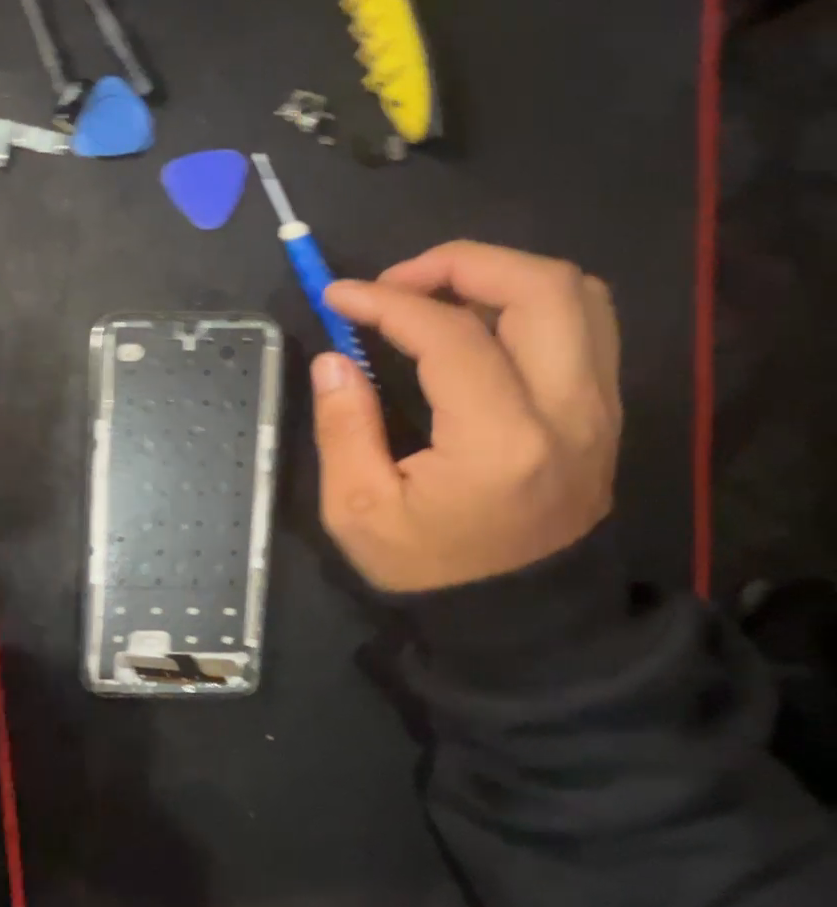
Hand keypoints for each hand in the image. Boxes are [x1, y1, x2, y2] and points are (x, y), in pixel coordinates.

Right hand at [309, 241, 622, 592]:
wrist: (515, 612)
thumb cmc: (426, 566)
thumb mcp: (357, 511)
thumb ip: (344, 429)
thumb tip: (333, 358)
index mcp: (498, 439)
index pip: (450, 335)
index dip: (386, 302)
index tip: (337, 296)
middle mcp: (567, 409)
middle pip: (540, 287)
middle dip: (459, 263)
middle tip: (395, 281)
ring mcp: (599, 405)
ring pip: (575, 294)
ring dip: (500, 275)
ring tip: (434, 293)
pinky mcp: (604, 409)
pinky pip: (586, 324)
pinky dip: (528, 301)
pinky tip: (477, 321)